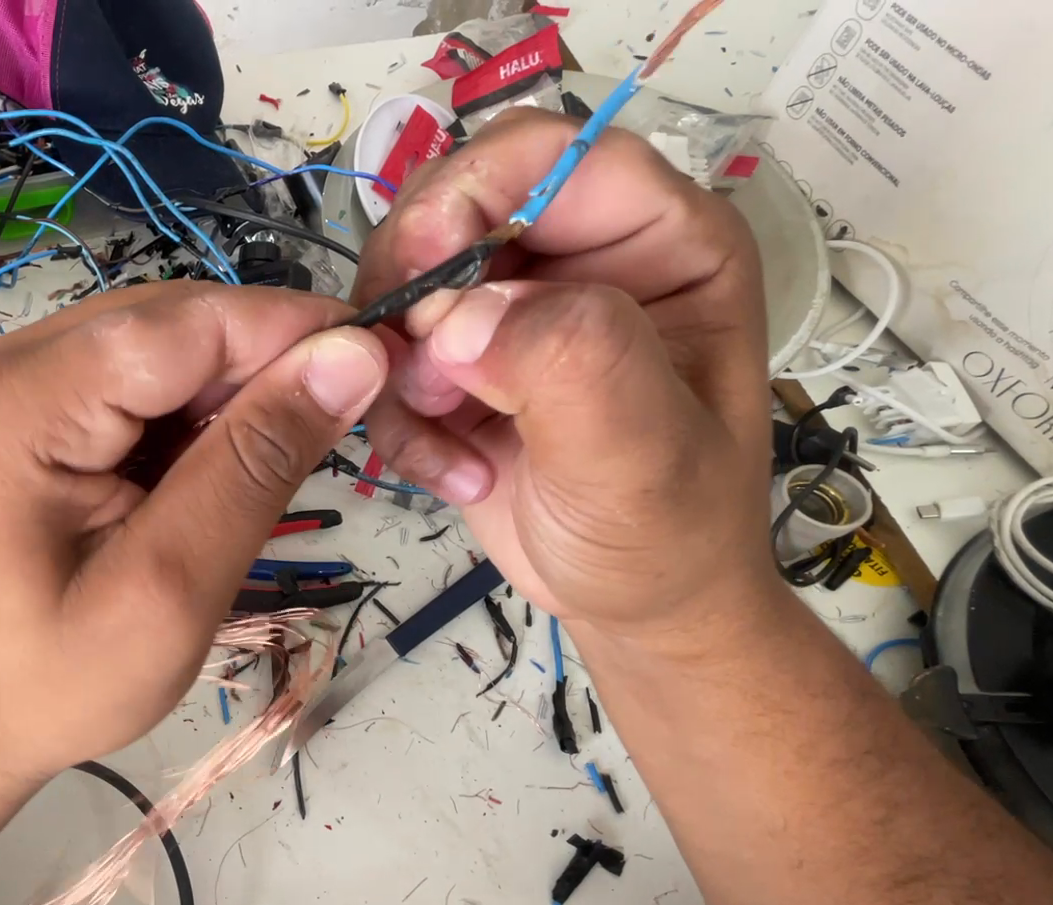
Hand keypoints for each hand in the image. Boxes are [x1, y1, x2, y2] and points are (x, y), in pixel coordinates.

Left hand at [0, 284, 389, 786]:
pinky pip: (121, 380)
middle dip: (255, 367)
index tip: (380, 361)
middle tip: (323, 431)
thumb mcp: (174, 584)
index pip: (180, 324)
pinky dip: (177, 416)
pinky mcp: (12, 407)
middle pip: (163, 326)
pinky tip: (194, 473)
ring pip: (150, 348)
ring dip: (219, 395)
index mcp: (15, 405)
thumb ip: (258, 462)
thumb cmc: (61, 680)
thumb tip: (353, 355)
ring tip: (251, 470)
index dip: (288, 329)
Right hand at [354, 108, 777, 645]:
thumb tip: (459, 319)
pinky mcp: (458, 368)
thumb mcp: (642, 456)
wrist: (632, 601)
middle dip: (410, 300)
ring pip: (399, 293)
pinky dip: (396, 422)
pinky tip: (450, 471)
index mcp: (655, 243)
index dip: (464, 196)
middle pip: (447, 213)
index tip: (414, 279)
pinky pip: (386, 363)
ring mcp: (508, 317)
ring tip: (448, 442)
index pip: (544, 156)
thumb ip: (572, 367)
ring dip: (398, 375)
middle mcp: (575, 262)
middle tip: (423, 384)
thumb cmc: (666, 532)